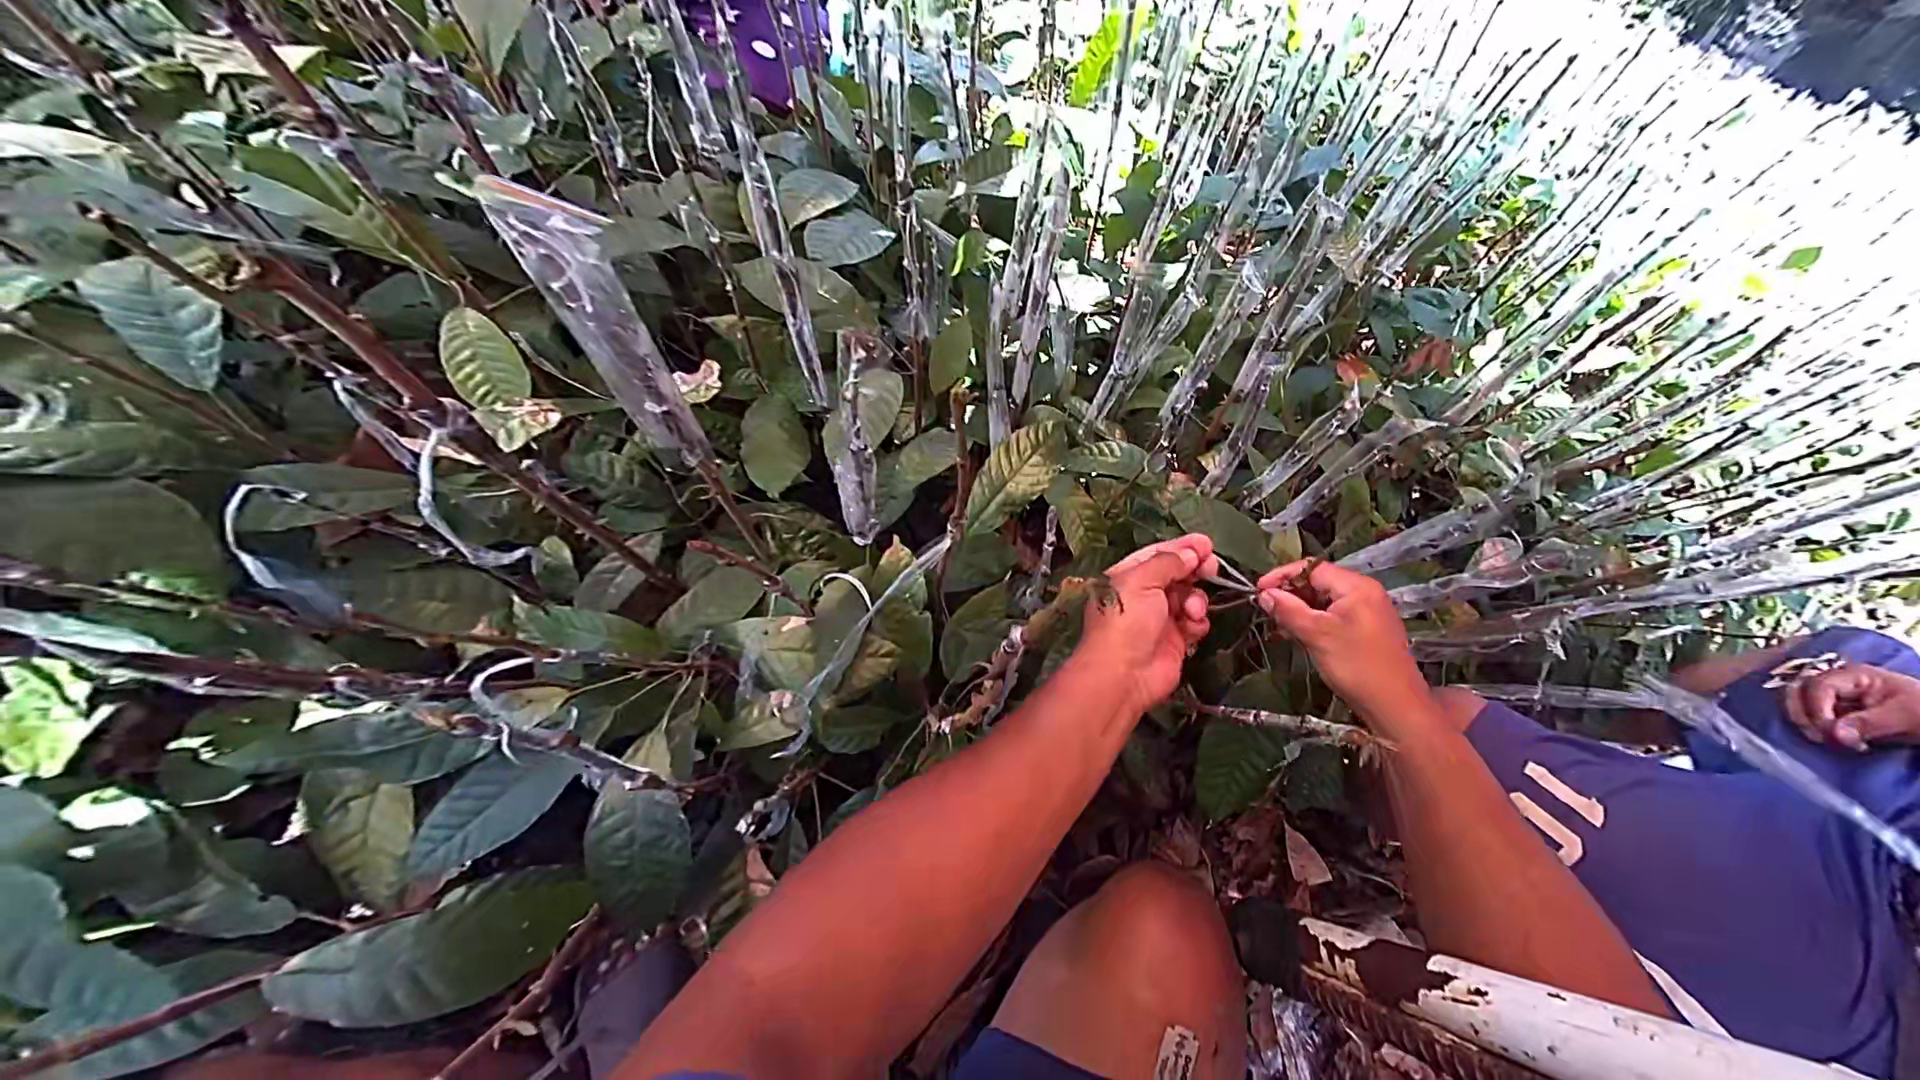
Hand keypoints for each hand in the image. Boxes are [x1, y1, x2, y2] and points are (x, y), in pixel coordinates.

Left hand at [1073, 534, 1217, 713]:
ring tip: (1191, 608)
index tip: (1205, 543)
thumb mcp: (1141, 581)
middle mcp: (1143, 595)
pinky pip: (1195, 622)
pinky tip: (1193, 624)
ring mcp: (1159, 618)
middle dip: (1195, 569)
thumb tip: (1192, 553)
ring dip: (1196, 598)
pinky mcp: (1175, 639)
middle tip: (1211, 567)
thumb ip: (1168, 562)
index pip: (1157, 555)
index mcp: (1126, 577)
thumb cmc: (1125, 623)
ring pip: (1189, 597)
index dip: (1181, 547)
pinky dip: (1198, 621)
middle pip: (1176, 574)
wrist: (1124, 674)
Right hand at [1256, 560, 1426, 718]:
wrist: (1394, 704)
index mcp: (1356, 587)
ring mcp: (1367, 611)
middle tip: (1267, 610)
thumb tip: (1264, 594)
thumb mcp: (1316, 635)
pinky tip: (1297, 634)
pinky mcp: (1366, 628)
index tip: (1258, 591)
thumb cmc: (1356, 665)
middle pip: (1318, 581)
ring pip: (1323, 599)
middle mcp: (1364, 593)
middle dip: (1289, 594)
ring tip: (1279, 624)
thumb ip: (1288, 610)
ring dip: (1299, 608)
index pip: (1311, 568)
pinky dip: (1313, 620)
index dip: (1281, 576)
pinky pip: (1333, 614)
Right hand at [1781, 664, 1919, 750]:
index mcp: (1853, 675)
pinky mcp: (1830, 709)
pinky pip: (1805, 713)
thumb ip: (1869, 723)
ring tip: (1828, 740)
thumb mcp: (1906, 718)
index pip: (1817, 686)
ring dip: (1805, 722)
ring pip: (1795, 703)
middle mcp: (1834, 681)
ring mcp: (1830, 695)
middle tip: (1822, 738)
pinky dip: (1810, 726)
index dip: (1816, 708)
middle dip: (1804, 716)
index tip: (1829, 732)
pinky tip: (1827, 738)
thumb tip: (1834, 735)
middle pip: (1797, 692)